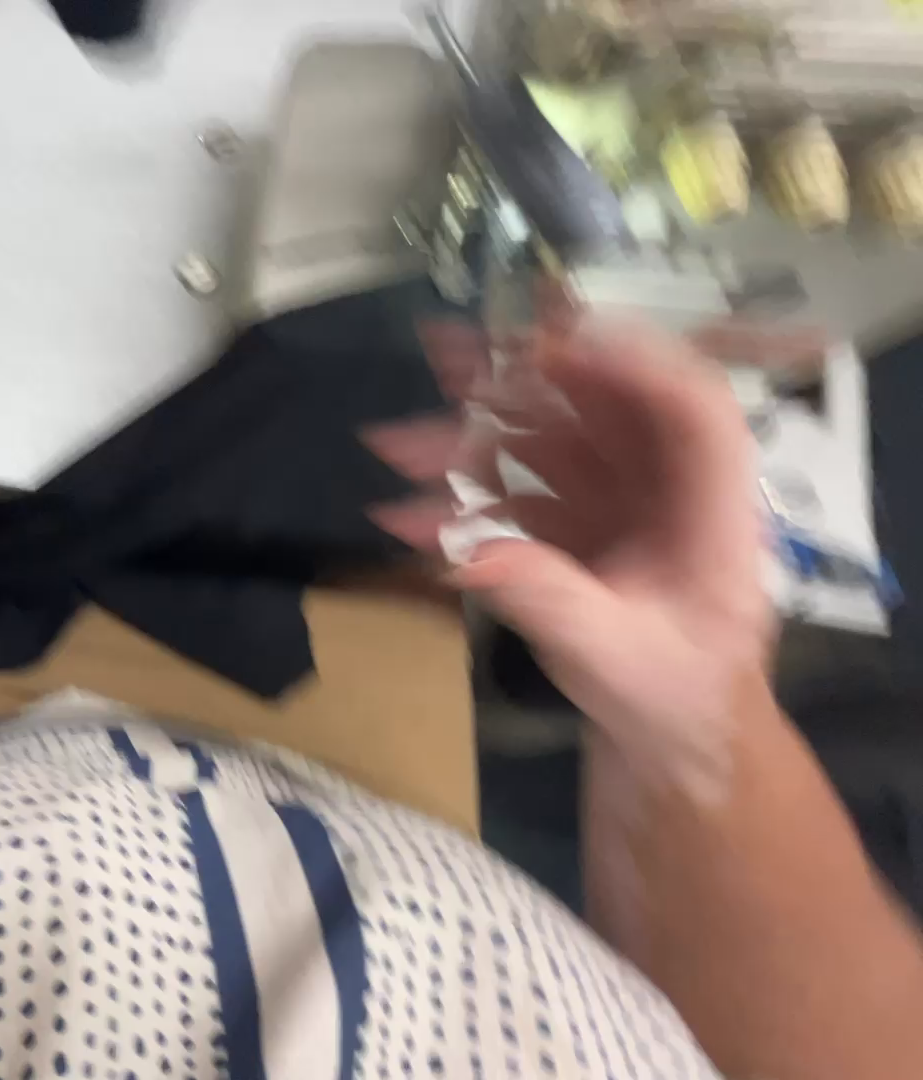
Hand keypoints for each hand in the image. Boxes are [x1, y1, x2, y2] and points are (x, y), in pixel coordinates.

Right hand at [364, 319, 774, 786]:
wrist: (665, 727)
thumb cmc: (669, 693)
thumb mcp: (613, 654)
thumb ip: (547, 600)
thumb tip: (467, 555)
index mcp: (706, 515)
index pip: (686, 416)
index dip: (625, 370)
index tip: (549, 347)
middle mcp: (659, 493)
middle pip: (600, 412)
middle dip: (522, 381)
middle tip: (450, 358)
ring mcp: (608, 508)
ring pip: (540, 449)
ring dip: (468, 435)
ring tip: (395, 439)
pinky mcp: (565, 528)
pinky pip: (507, 497)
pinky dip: (453, 498)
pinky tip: (403, 510)